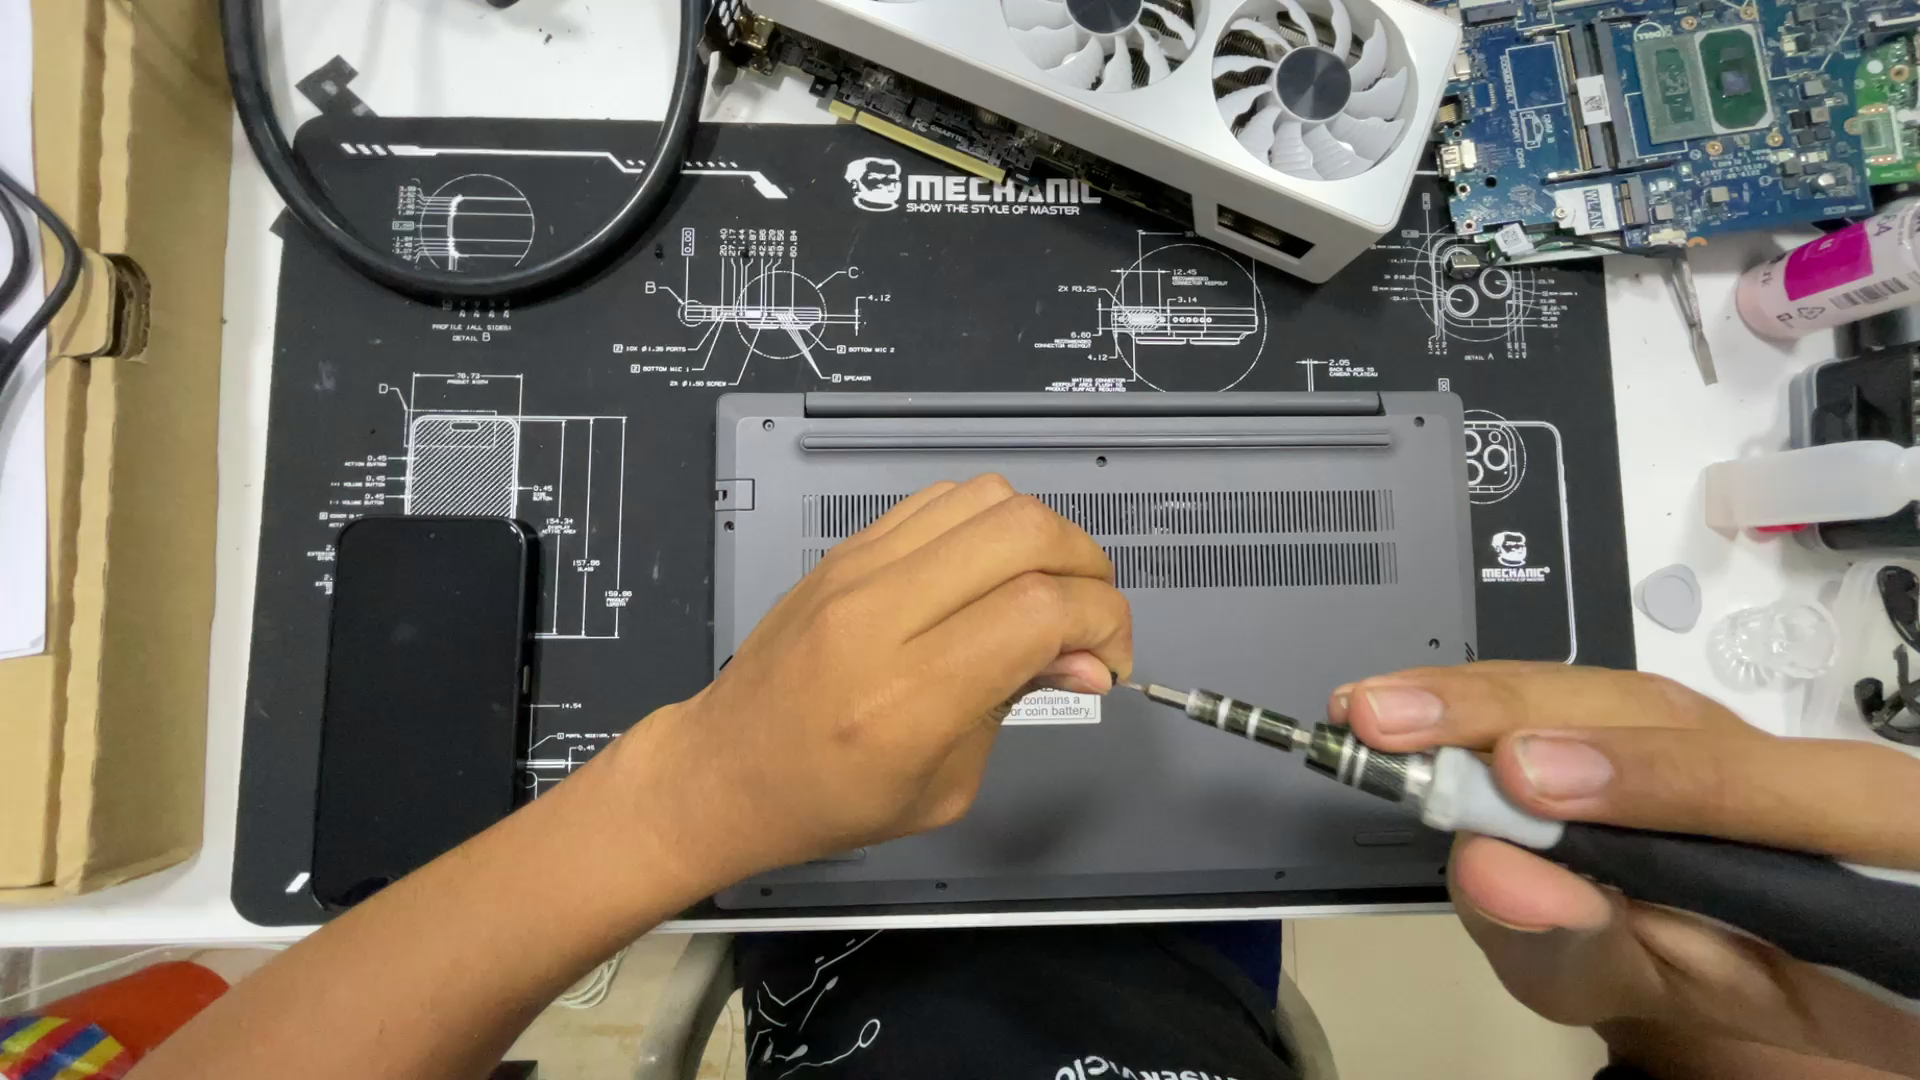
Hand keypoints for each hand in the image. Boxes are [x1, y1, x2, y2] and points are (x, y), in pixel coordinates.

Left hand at [611, 474, 1132, 889]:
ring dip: (1044, 536)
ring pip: (989, 499)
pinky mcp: (848, 547)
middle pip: (1024, 533)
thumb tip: (1088, 658)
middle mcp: (884, 613)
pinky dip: (991, 522)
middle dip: (1088, 568)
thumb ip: (1018, 704)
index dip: (1102, 623)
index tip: (1109, 661)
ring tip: (1046, 586)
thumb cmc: (832, 801)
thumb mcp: (945, 786)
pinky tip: (990, 568)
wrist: (725, 764)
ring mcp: (860, 567)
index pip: (1038, 611)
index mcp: (909, 696)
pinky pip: (943, 499)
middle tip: (1090, 617)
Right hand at [1335, 662, 1919, 1078]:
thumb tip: (1495, 872)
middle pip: (1656, 711)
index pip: (1793, 798)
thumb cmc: (1685, 977)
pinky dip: (1449, 696)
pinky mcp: (1607, 704)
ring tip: (1369, 710)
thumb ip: (1582, 945)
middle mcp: (1772, 762)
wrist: (1680, 941)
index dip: (1659, 780)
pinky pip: (1532, 685)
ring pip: (1583, 684)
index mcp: (1860, 852)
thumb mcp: (1642, 991)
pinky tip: (1391, 701)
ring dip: (1459, 696)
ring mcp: (1689, 721)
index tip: (1522, 779)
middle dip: (1509, 710)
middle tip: (1392, 722)